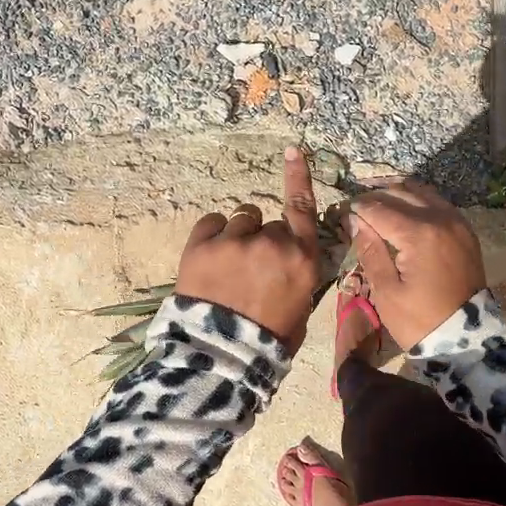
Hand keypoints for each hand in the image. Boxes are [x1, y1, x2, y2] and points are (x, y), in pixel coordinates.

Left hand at [174, 146, 322, 351]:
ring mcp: (235, 241)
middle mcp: (273, 242)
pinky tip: (211, 261)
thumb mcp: (301, 310)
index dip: (297, 177)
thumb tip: (288, 261)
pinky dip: (212, 237)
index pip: (302, 208)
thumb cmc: (269, 341)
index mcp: (302, 259)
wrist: (221, 355)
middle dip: (264, 241)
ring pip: (240, 220)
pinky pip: (211, 223)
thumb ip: (298, 275)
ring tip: (228, 269)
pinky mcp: (202, 245)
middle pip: (270, 223)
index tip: (291, 150)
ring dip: (237, 238)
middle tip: (252, 272)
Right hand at [348, 180, 486, 349]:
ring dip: (398, 193)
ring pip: (423, 193)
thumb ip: (370, 250)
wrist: (464, 338)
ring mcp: (458, 223)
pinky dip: (419, 201)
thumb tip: (354, 220)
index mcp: (420, 234)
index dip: (358, 209)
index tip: (343, 212)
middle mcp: (441, 219)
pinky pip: (439, 204)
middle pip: (402, 194)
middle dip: (376, 196)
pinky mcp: (465, 232)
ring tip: (377, 201)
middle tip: (357, 205)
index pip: (380, 209)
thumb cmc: (419, 319)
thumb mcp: (386, 290)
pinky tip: (404, 209)